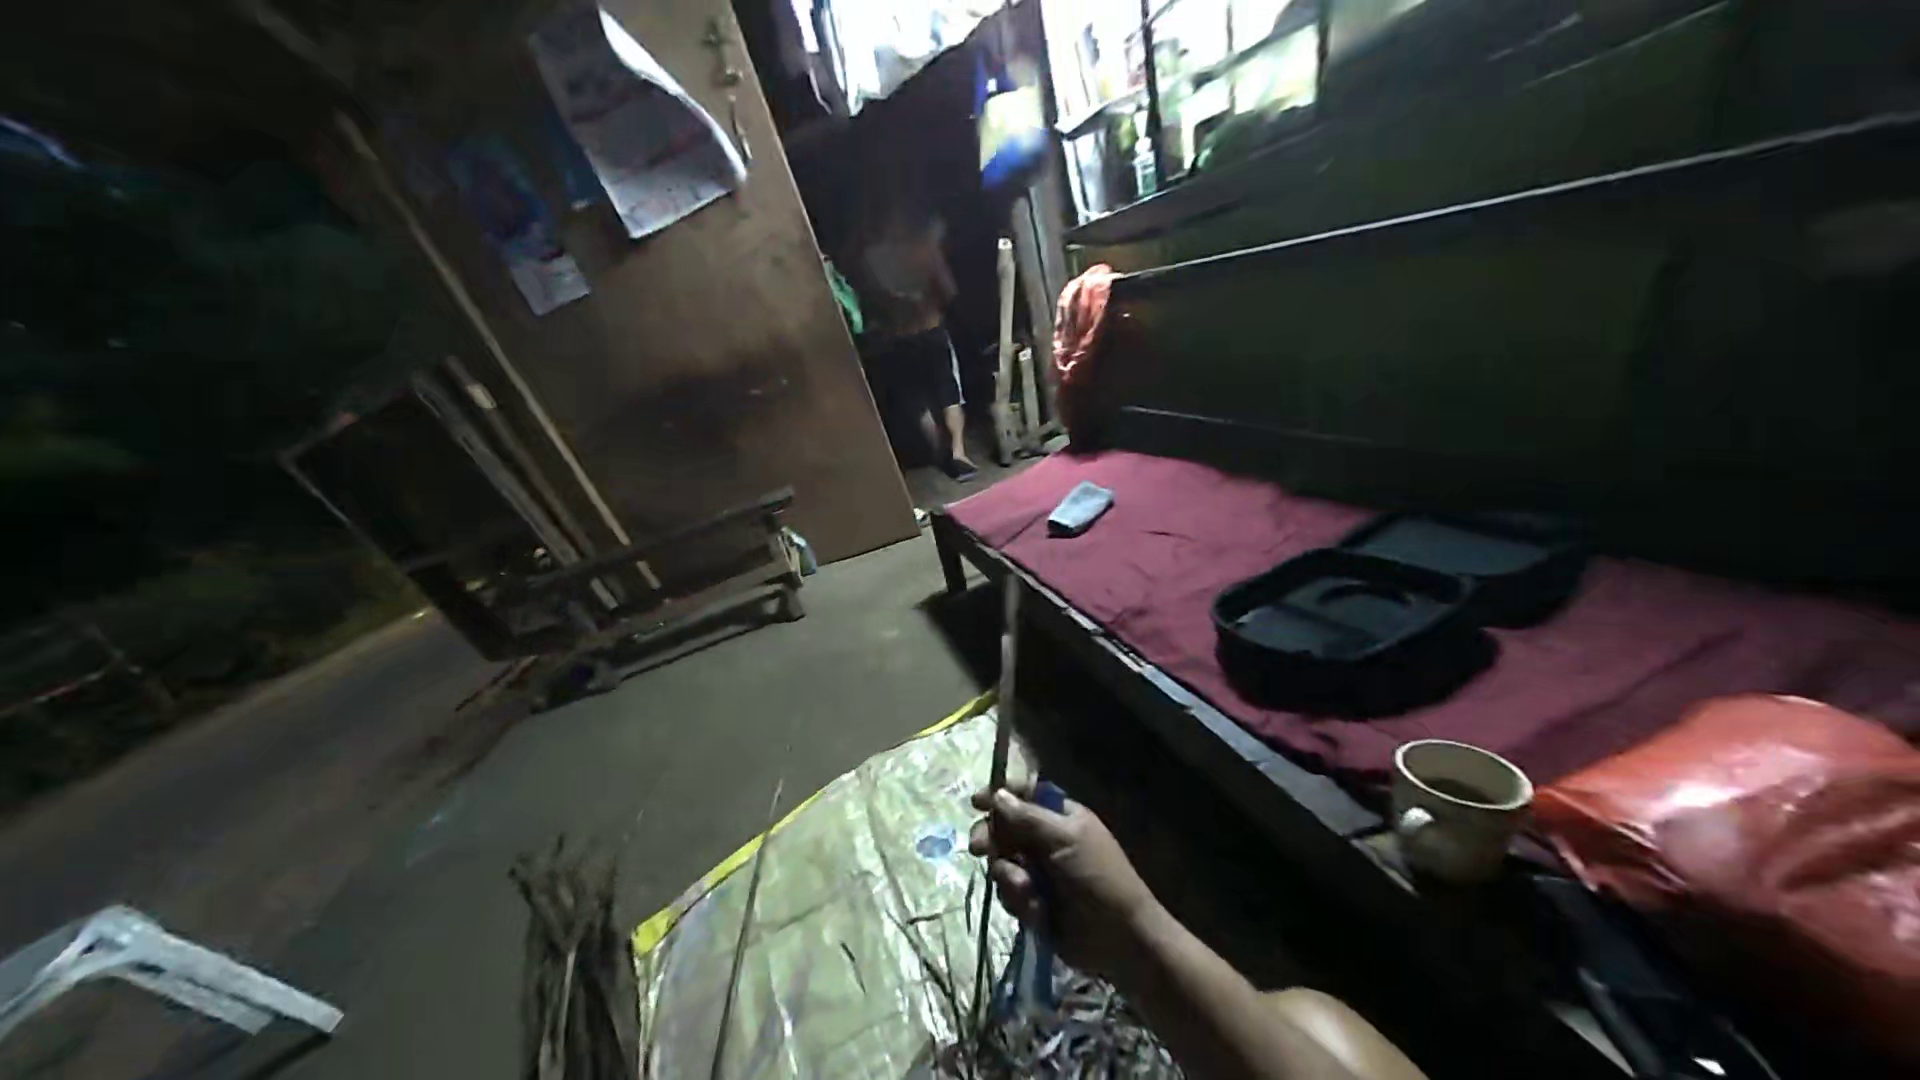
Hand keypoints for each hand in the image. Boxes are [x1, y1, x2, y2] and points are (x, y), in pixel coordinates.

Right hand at [968, 779, 1165, 980]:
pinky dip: (1017, 900)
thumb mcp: (1065, 839)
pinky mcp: (1032, 901)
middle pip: (1004, 828)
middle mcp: (1045, 839)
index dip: (1000, 796)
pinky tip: (1035, 910)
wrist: (1118, 938)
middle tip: (979, 848)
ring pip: (1002, 862)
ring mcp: (1037, 871)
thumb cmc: (1097, 876)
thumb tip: (998, 794)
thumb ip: (1028, 817)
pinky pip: (1008, 892)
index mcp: (1060, 816)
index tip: (976, 803)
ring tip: (1027, 890)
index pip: (1024, 795)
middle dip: (991, 837)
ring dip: (1009, 876)